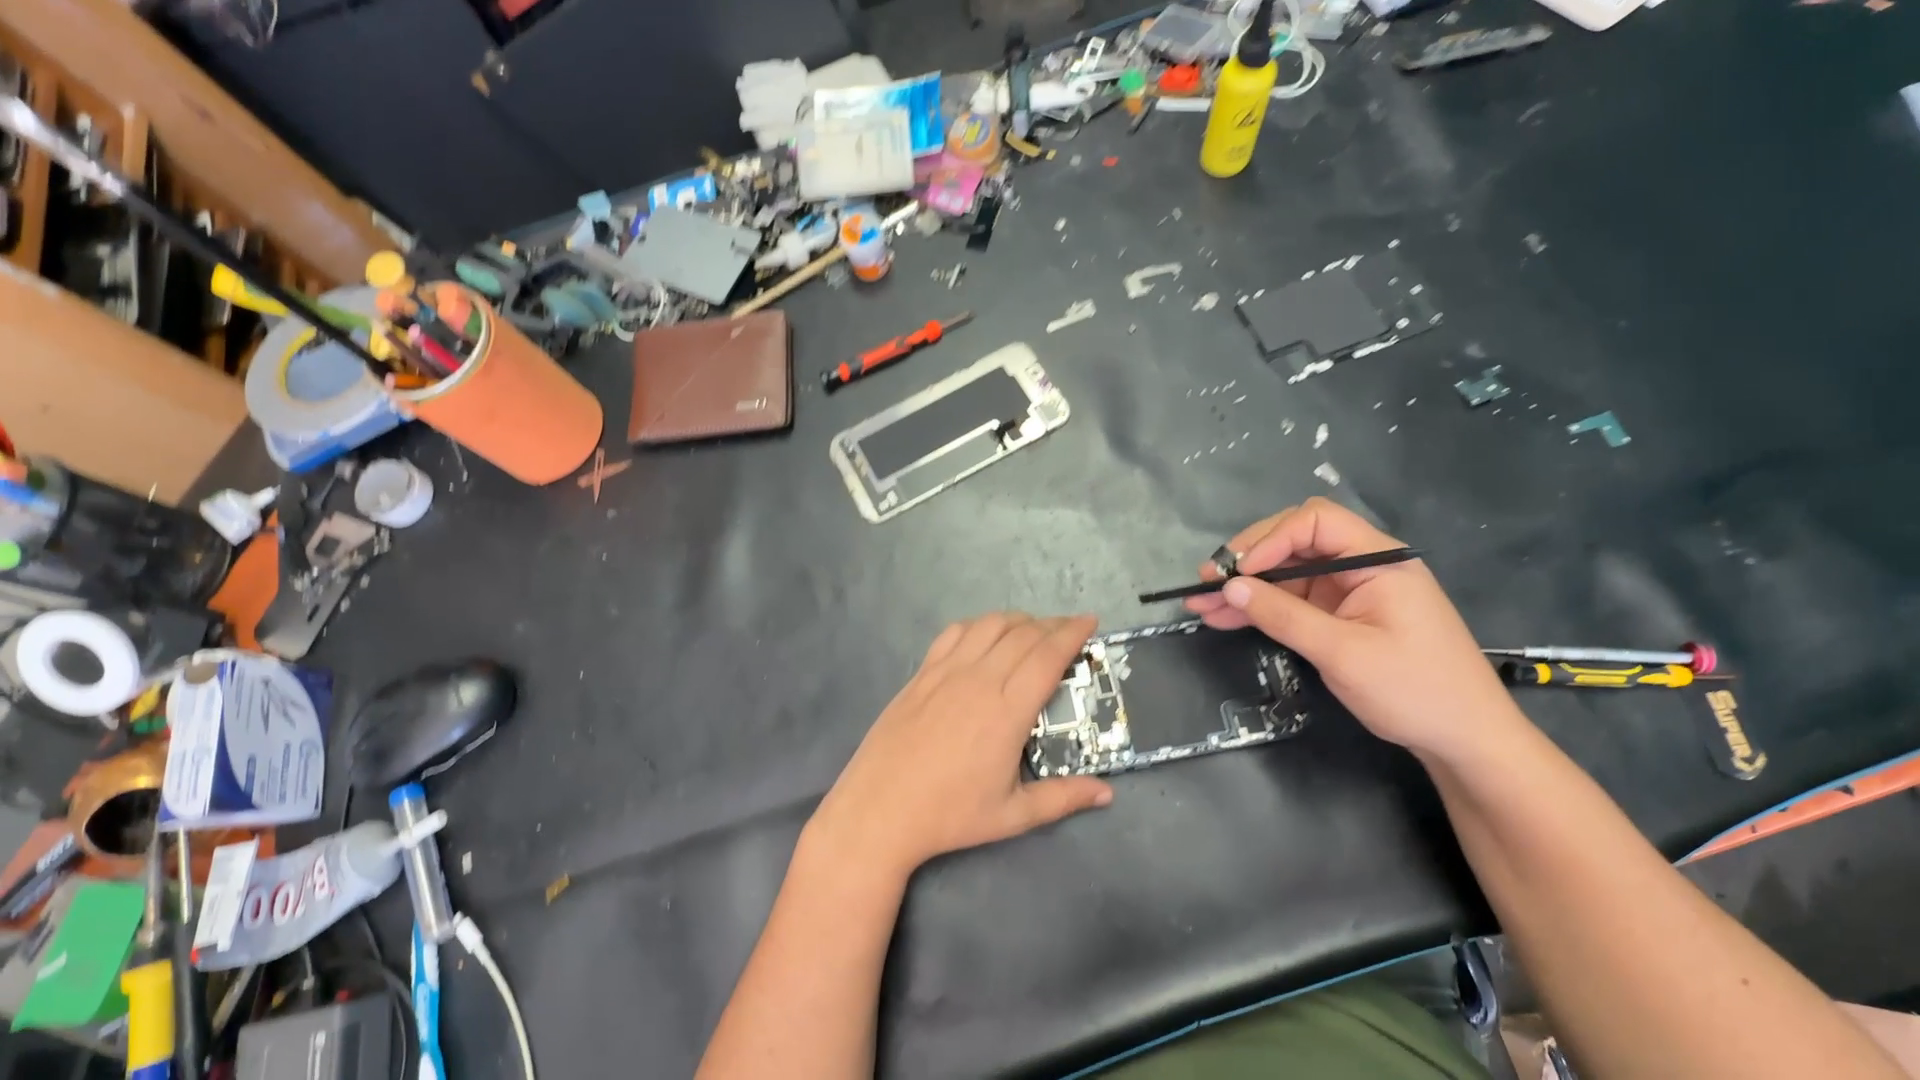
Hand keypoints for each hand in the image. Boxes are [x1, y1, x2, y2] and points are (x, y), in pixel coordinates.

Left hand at [808, 613, 1113, 879]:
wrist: (879, 810)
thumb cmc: (949, 815)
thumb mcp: (1013, 815)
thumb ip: (1063, 798)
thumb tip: (1108, 793)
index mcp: (1007, 711)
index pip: (1047, 656)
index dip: (1072, 633)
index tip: (1090, 621)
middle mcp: (978, 680)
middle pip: (1023, 634)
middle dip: (1052, 624)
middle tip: (1070, 629)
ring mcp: (945, 672)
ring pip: (988, 625)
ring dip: (1018, 620)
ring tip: (1033, 630)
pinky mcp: (921, 674)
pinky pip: (954, 633)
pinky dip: (979, 625)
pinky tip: (986, 636)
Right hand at [1184, 498, 1525, 756]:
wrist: (1464, 740)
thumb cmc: (1414, 690)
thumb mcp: (1343, 652)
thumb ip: (1284, 616)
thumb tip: (1230, 587)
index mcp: (1379, 559)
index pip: (1315, 521)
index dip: (1270, 539)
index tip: (1237, 572)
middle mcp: (1364, 566)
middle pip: (1296, 541)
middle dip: (1250, 559)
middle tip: (1206, 580)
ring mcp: (1352, 592)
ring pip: (1289, 574)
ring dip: (1247, 587)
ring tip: (1200, 602)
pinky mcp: (1343, 618)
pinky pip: (1295, 602)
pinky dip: (1262, 610)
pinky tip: (1225, 617)